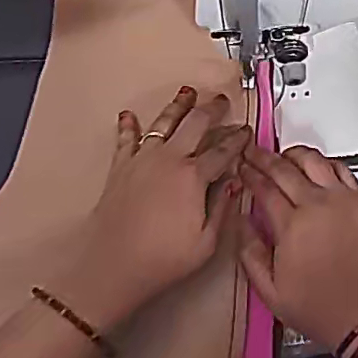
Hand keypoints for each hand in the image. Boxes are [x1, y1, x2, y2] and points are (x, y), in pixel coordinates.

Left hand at [67, 89, 249, 325]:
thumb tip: (233, 183)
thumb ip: (222, 209)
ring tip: (188, 92)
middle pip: (195, 124)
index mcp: (193, 176)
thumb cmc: (162, 259)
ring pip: (164, 122)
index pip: (222, 150)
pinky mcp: (120, 167)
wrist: (112, 265)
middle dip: (212, 109)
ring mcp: (142, 159)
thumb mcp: (206, 243)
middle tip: (222, 101)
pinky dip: (128, 125)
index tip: (245, 131)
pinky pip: (126, 139)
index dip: (237, 139)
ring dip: (178, 105)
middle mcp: (169, 159)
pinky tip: (129, 115)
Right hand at [237, 144, 357, 347]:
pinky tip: (316, 165)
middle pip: (284, 168)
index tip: (242, 168)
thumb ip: (250, 253)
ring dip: (294, 154)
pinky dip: (325, 162)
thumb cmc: (318, 306)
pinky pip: (341, 169)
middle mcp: (316, 206)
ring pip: (313, 161)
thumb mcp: (270, 291)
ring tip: (282, 155)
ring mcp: (340, 201)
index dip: (250, 174)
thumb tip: (242, 222)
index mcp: (291, 226)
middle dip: (264, 157)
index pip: (264, 187)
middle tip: (253, 152)